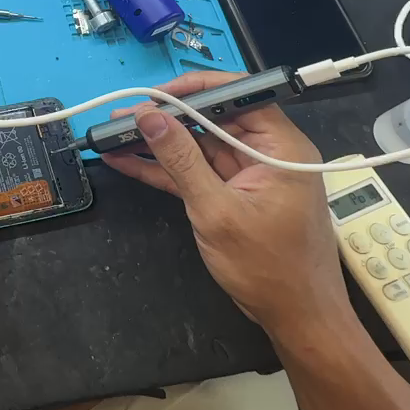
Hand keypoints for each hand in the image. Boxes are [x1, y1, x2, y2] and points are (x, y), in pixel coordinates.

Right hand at [100, 72, 349, 342]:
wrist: (297, 321)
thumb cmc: (269, 267)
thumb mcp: (217, 211)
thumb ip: (181, 160)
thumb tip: (149, 116)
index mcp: (280, 147)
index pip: (239, 95)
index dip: (196, 88)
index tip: (155, 94)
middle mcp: (266, 153)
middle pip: (211, 118)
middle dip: (164, 116)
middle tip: (122, 116)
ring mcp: (245, 174)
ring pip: (195, 144)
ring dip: (155, 141)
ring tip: (112, 134)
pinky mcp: (229, 193)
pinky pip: (191, 170)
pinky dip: (160, 167)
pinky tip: (124, 159)